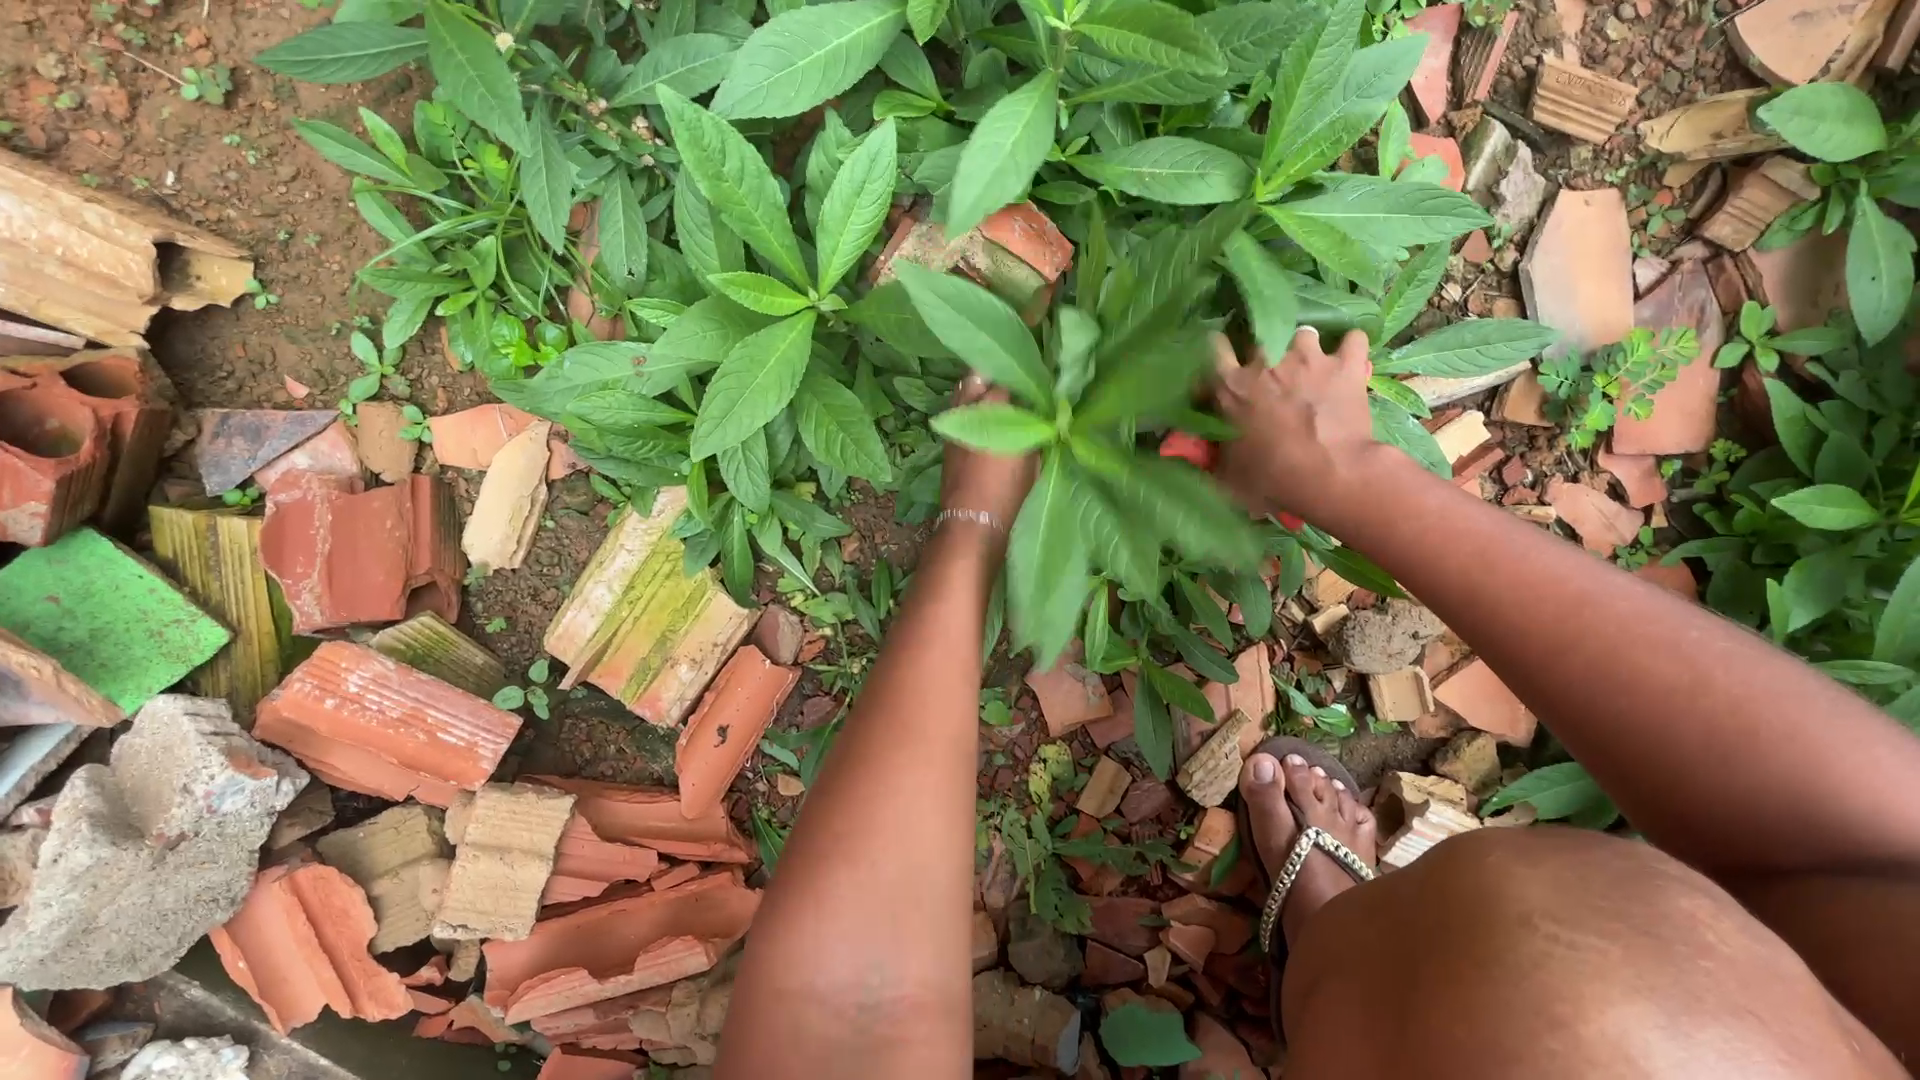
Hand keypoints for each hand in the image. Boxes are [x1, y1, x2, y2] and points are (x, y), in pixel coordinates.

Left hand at [939, 376, 1037, 543]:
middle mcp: (968, 407)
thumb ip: (1036, 428)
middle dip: (994, 378)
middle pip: (978, 376)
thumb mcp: (1033, 456)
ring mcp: (953, 422)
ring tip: (999, 402)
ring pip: (963, 392)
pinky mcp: (947, 439)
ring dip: (979, 393)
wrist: (973, 520)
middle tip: (1014, 389)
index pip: (1010, 380)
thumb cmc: (1009, 489)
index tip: (1036, 387)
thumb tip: (1043, 414)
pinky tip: (987, 421)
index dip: (1024, 383)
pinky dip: (971, 411)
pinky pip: (958, 413)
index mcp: (994, 405)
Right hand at [1211, 328, 1379, 525]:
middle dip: (1263, 350)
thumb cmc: (1272, 476)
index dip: (1221, 351)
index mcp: (1233, 386)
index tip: (1226, 360)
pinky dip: (1351, 348)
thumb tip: (1205, 447)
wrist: (1330, 475)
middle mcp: (1267, 362)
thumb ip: (1215, 448)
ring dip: (1305, 348)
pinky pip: (1352, 340)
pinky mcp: (1346, 363)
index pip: (1215, 348)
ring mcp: (1308, 357)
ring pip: (1304, 333)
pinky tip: (1350, 360)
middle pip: (1259, 336)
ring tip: (1312, 365)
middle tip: (1270, 371)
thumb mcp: (1228, 468)